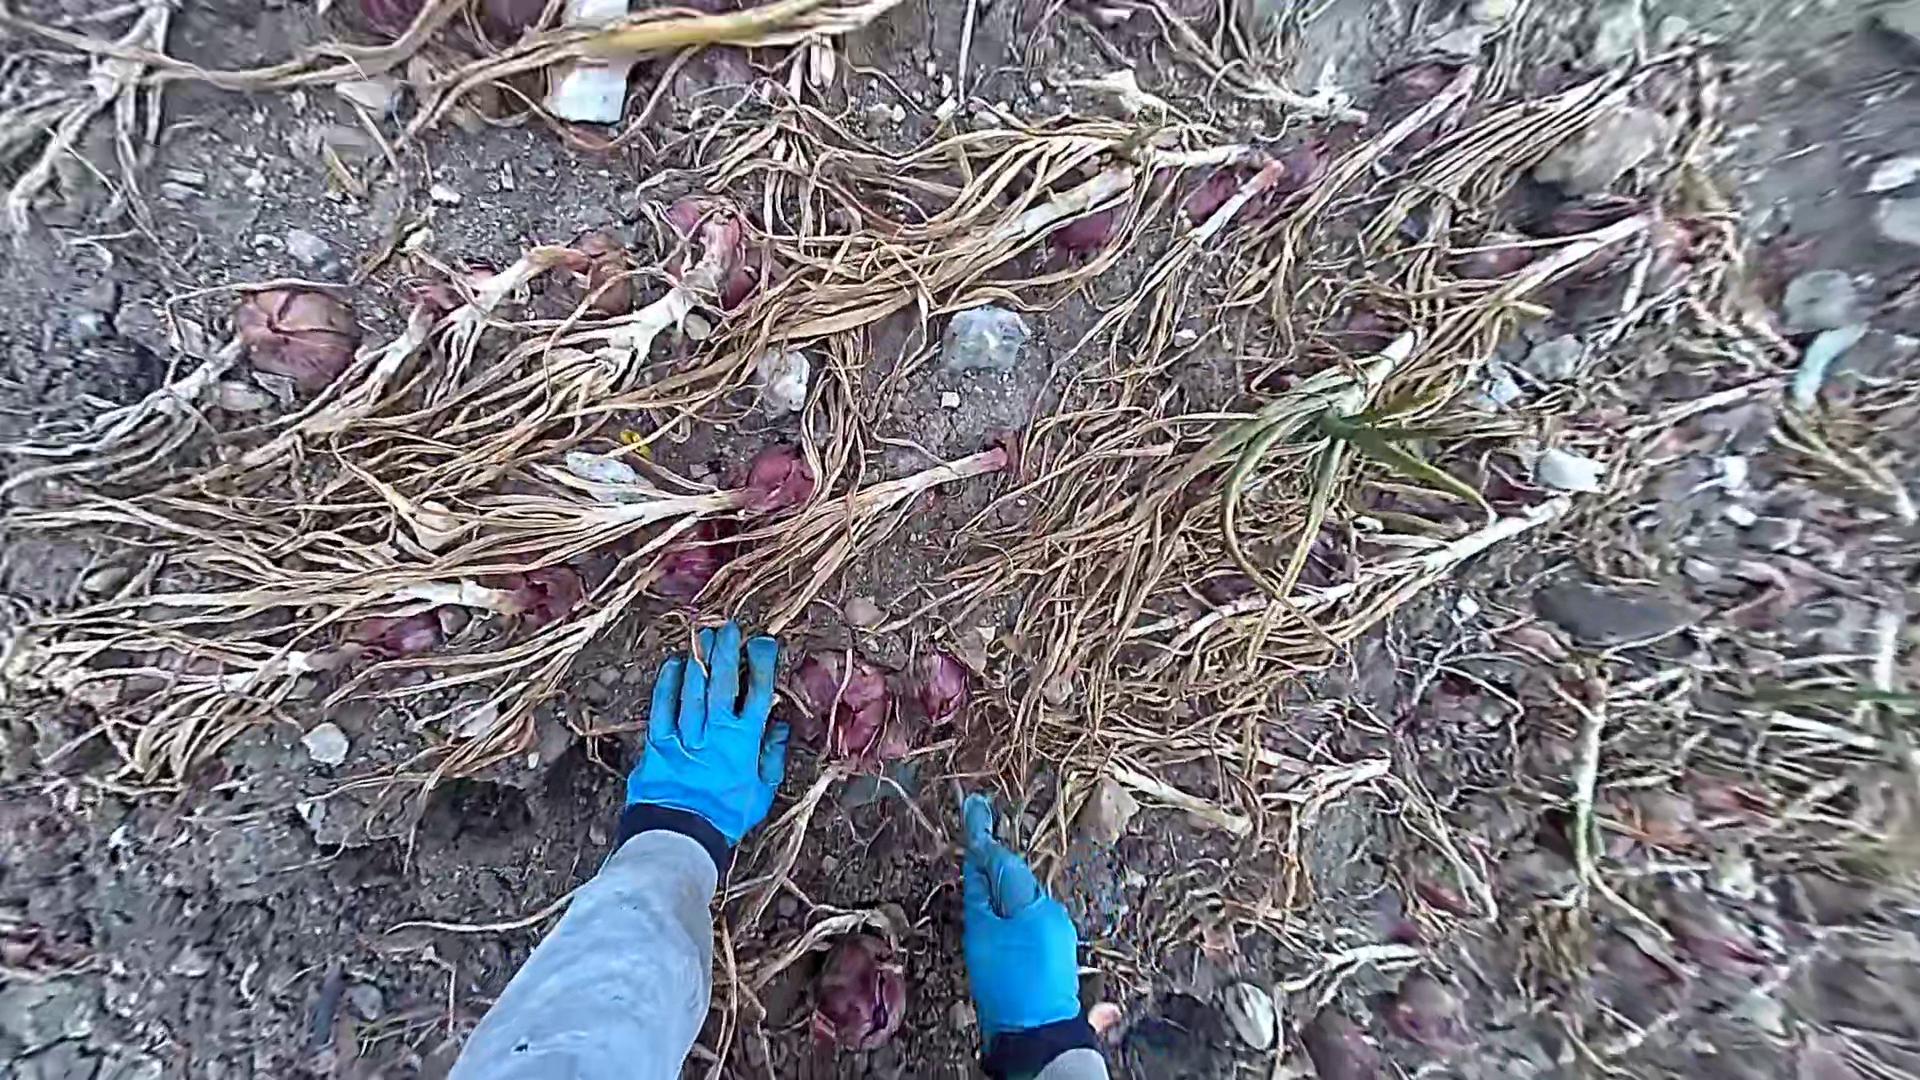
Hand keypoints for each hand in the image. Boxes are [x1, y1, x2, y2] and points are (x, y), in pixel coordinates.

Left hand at [626, 622, 788, 844]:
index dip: (761, 663)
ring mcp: (685, 735)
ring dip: (699, 660)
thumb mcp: (762, 789)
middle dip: (727, 651)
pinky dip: (667, 685)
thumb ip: (772, 754)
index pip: (757, 691)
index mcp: (745, 739)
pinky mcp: (658, 744)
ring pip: (694, 689)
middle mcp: (716, 731)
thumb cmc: (727, 815)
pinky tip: (672, 665)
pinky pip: (662, 708)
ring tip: (703, 635)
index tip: (763, 642)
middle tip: (729, 627)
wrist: (680, 838)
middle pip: (723, 682)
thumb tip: (780, 724)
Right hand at [960, 794, 1081, 1035]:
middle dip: (994, 871)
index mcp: (1034, 904)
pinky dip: (1015, 911)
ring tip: (984, 907)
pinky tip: (1001, 924)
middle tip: (972, 861)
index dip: (985, 839)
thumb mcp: (981, 936)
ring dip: (1004, 893)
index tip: (974, 809)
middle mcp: (1053, 909)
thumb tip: (976, 865)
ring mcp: (1060, 928)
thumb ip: (979, 895)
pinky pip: (1033, 915)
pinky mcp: (1060, 944)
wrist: (1037, 1039)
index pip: (1005, 861)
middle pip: (1017, 877)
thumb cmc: (1005, 987)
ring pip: (1025, 896)